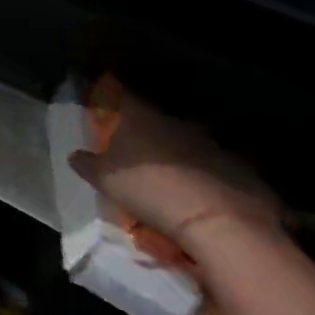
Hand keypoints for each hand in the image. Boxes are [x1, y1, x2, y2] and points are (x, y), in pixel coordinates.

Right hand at [68, 76, 280, 250]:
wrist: (220, 222)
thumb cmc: (151, 191)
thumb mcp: (106, 180)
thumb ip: (87, 164)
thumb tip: (74, 155)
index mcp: (140, 117)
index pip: (118, 92)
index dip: (109, 91)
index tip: (102, 94)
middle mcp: (174, 121)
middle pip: (154, 117)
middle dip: (145, 128)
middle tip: (136, 147)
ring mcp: (210, 141)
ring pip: (186, 140)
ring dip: (178, 151)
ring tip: (171, 175)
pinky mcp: (240, 166)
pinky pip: (218, 165)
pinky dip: (209, 174)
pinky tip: (203, 194)